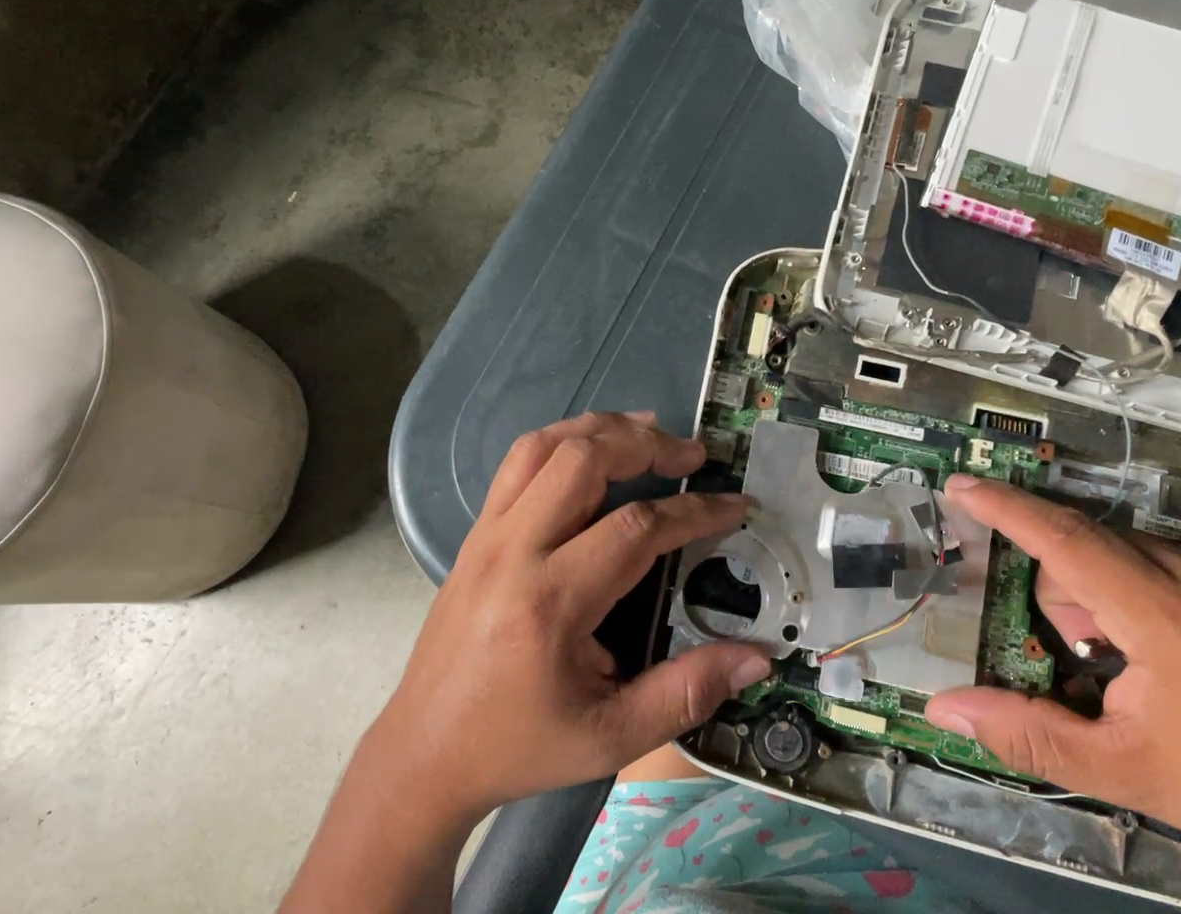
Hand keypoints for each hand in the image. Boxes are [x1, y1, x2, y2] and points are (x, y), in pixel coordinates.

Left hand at [368, 412, 770, 820]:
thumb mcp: (609, 738)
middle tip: (694, 455)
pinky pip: (517, 465)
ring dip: (601, 430)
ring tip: (649, 431)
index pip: (634, 529)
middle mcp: (512, 551)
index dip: (693, 511)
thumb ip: (685, 693)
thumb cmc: (518, 746)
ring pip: (542, 447)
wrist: (424, 751)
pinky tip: (593, 452)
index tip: (735, 505)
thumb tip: (757, 658)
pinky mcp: (473, 536)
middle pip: (582, 460)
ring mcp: (485, 536)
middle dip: (646, 444)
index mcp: (549, 602)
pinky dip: (563, 442)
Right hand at [924, 476, 1180, 884]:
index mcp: (1173, 621)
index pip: (1070, 541)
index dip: (1008, 508)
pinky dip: (1156, 591)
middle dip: (1070, 593)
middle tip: (1091, 661)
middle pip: (1097, 548)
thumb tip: (945, 709)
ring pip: (1138, 552)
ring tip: (1146, 665)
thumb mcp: (1125, 773)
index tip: (962, 484)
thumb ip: (1028, 734)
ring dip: (1113, 593)